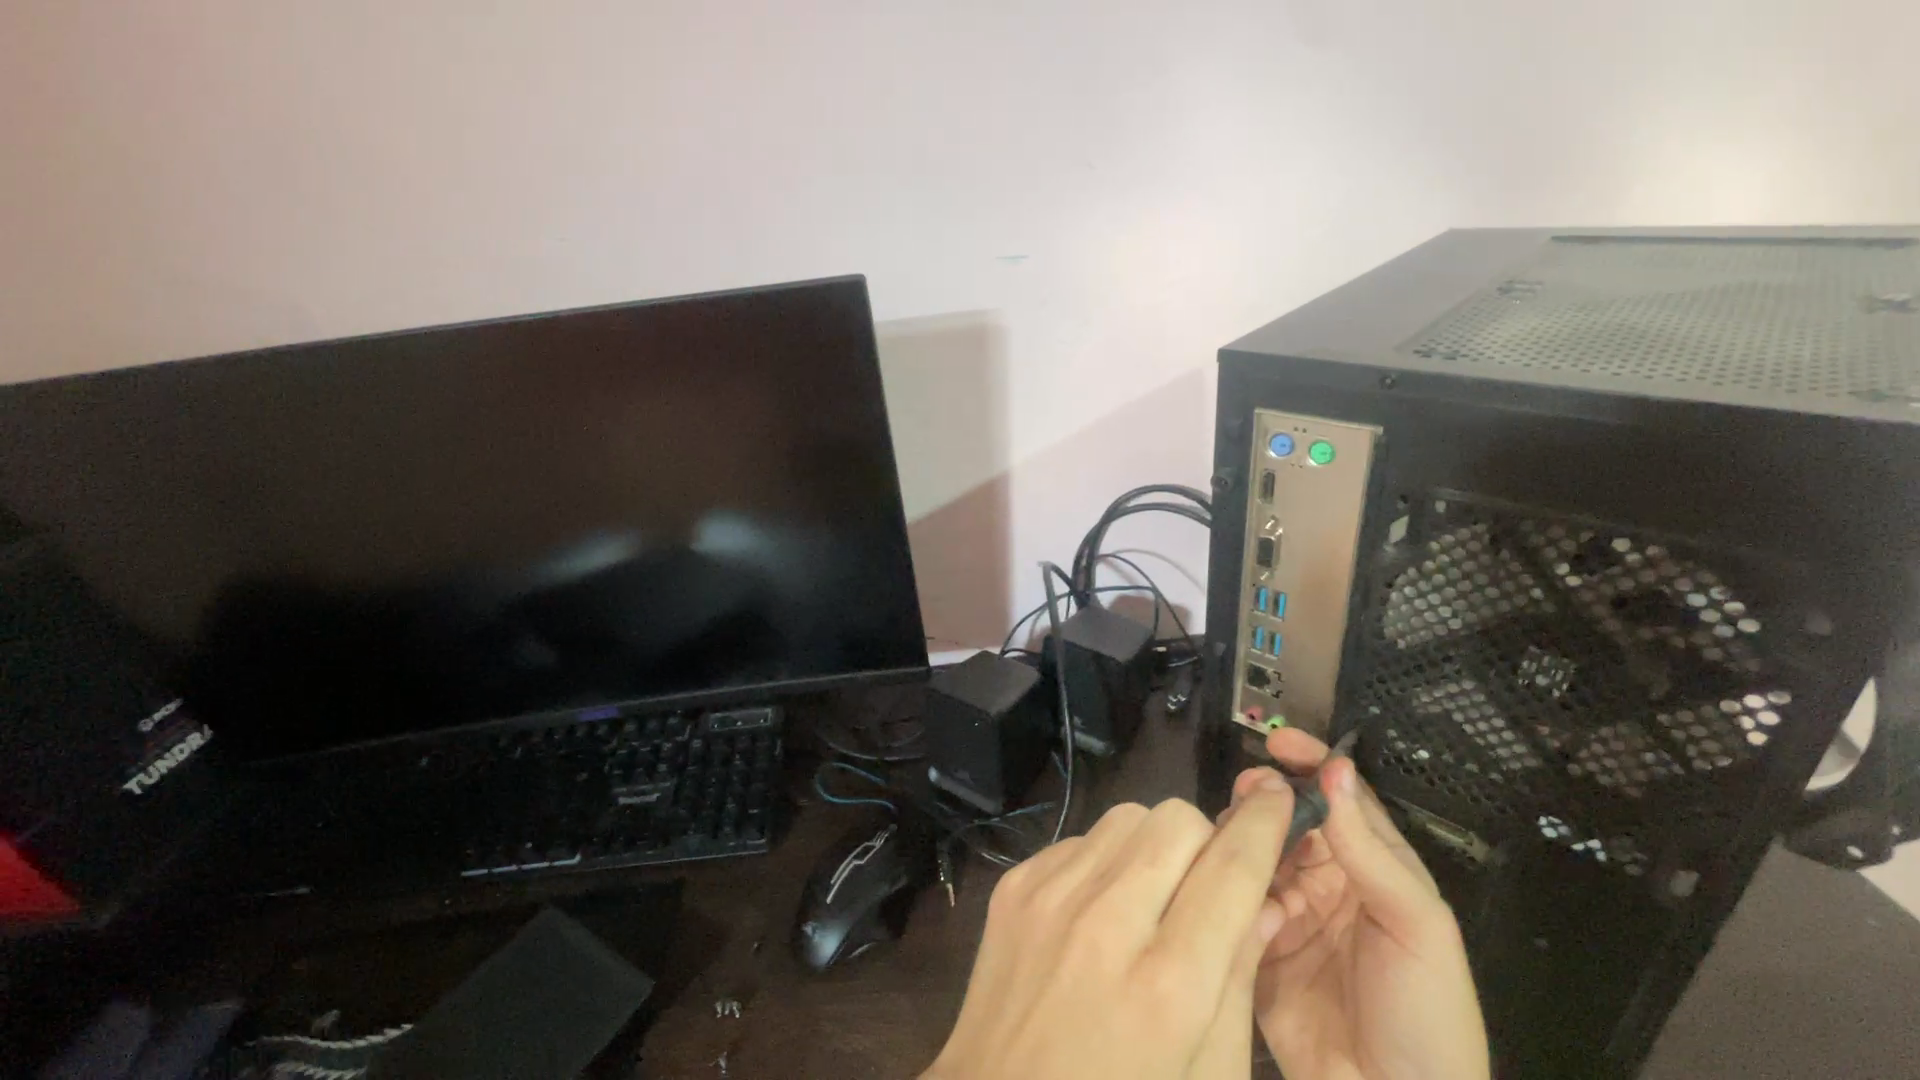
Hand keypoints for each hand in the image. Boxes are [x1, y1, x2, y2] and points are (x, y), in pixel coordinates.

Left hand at [925, 792, 1297, 1079]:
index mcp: (1169, 983)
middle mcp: (1106, 922)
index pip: (1232, 869)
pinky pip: (1080, 838)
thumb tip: (1265, 897)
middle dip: (1205, 840)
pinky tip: (1096, 912)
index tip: (1279, 797)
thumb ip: (1240, 976)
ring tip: (1146, 899)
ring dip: (1153, 845)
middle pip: (1177, 820)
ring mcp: (1050, 896)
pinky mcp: (1013, 886)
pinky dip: (1103, 861)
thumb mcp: (1207, 1068)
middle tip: (1201, 887)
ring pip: (1127, 816)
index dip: (1264, 825)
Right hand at [1233, 728, 1488, 1079]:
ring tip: (1227, 832)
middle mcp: (1328, 885)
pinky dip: (1224, 886)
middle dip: (1266, 799)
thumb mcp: (1415, 924)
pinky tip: (1215, 878)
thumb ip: (1368, 849)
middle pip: (1288, 823)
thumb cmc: (1425, 1012)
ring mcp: (1289, 917)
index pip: (1341, 801)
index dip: (1311, 765)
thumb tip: (1334, 769)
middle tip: (1245, 791)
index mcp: (1375, 871)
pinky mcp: (1257, 951)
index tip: (1277, 742)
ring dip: (1240, 837)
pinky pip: (1234, 905)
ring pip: (1254, 857)